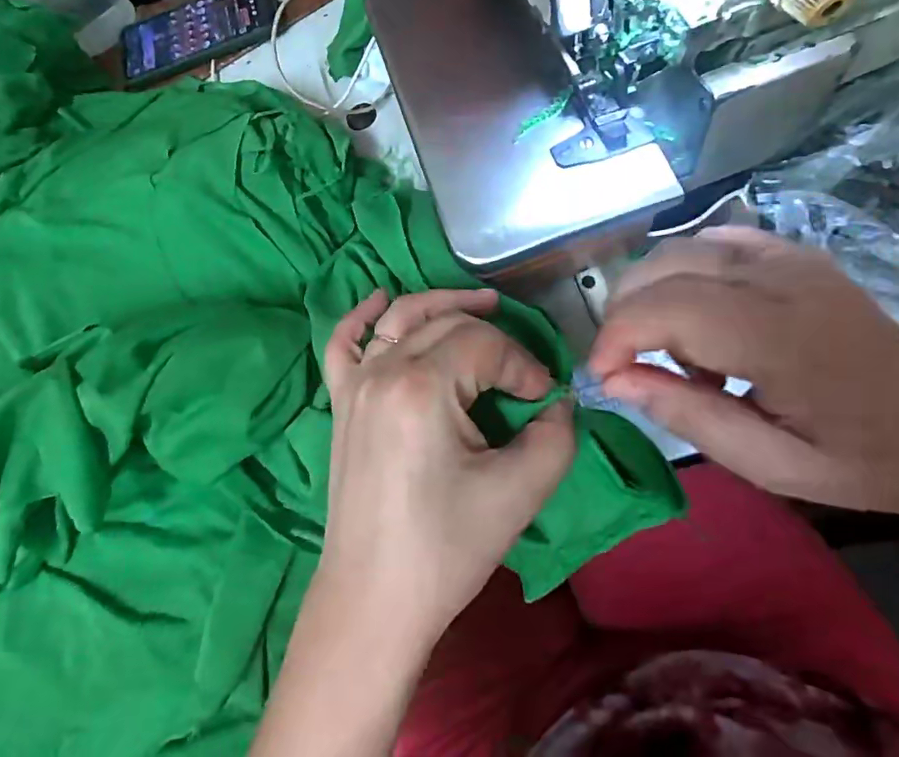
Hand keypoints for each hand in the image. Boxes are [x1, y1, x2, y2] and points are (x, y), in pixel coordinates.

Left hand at [315, 287, 576, 644]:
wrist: (374, 598)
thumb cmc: (445, 548)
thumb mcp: (518, 493)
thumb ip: (554, 437)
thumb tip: (558, 403)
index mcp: (421, 386)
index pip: (484, 345)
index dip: (523, 365)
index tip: (543, 400)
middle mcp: (382, 371)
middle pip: (447, 324)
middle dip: (494, 338)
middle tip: (523, 371)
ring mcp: (354, 384)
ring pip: (399, 318)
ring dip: (441, 304)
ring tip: (481, 302)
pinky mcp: (340, 404)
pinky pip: (343, 343)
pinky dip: (362, 316)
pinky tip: (380, 301)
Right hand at [589, 227, 898, 517]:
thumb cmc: (860, 459)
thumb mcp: (771, 464)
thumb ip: (686, 417)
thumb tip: (614, 379)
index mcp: (778, 338)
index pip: (665, 309)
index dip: (615, 337)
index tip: (601, 376)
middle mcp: (780, 281)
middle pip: (662, 268)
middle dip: (624, 314)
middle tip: (629, 366)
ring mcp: (790, 258)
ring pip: (682, 249)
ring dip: (655, 296)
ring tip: (681, 353)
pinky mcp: (795, 253)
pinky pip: (717, 240)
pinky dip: (689, 271)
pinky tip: (703, 314)